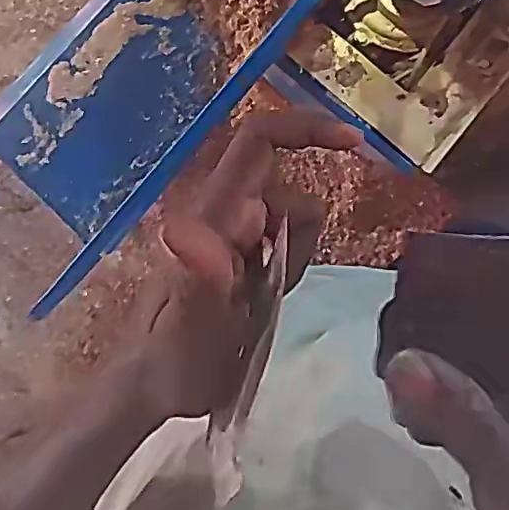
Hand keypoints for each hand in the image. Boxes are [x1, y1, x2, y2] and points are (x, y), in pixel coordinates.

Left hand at [135, 110, 360, 419]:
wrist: (154, 382)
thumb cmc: (170, 356)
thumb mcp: (191, 326)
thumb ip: (201, 275)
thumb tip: (203, 222)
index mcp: (213, 208)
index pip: (259, 140)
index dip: (305, 127)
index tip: (354, 140)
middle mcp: (224, 204)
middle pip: (287, 185)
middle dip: (300, 233)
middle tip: (281, 283)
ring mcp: (234, 224)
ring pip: (293, 214)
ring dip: (294, 254)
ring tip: (260, 302)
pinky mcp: (243, 245)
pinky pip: (288, 238)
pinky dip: (291, 262)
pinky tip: (263, 297)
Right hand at [384, 285, 508, 509]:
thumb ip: (464, 419)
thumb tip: (401, 363)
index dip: (481, 271)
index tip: (426, 270)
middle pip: (495, 310)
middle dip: (443, 313)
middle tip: (395, 320)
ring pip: (474, 341)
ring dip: (432, 346)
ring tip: (392, 358)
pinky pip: (465, 374)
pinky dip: (434, 379)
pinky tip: (405, 395)